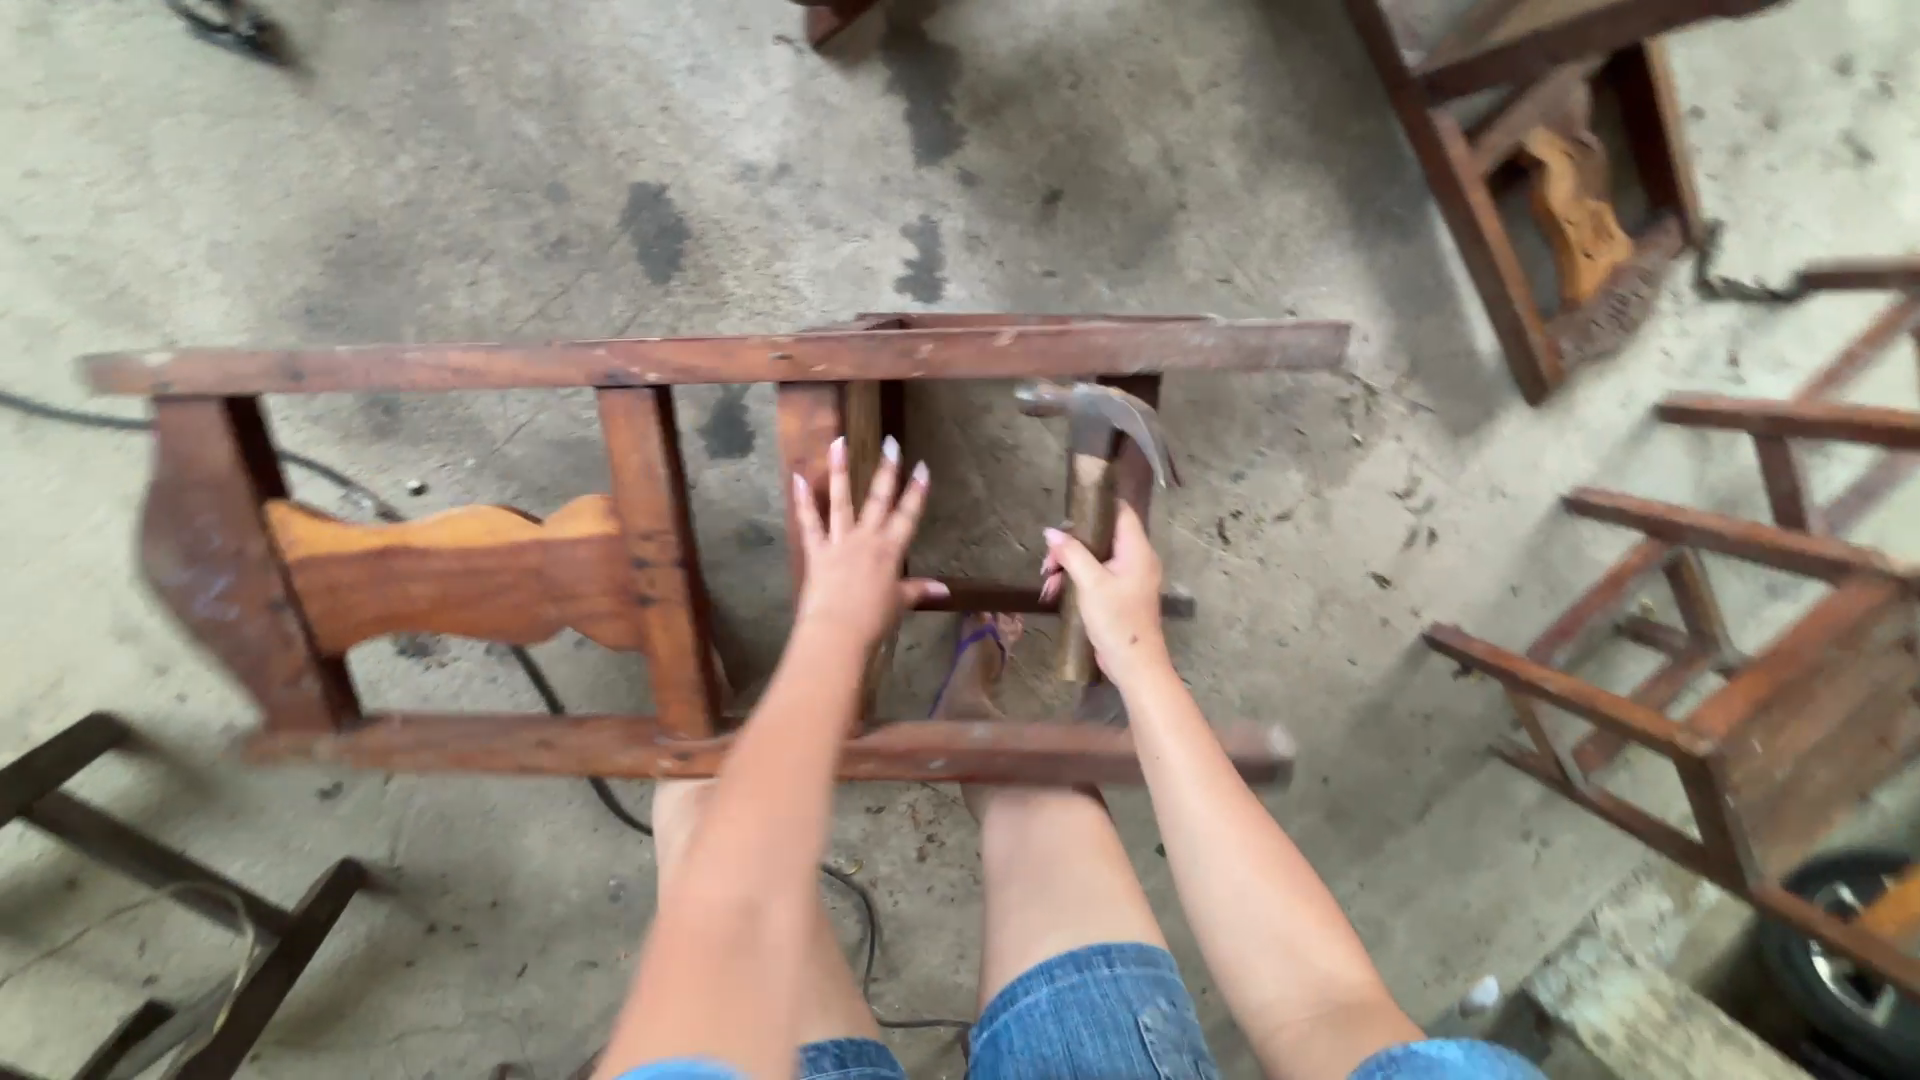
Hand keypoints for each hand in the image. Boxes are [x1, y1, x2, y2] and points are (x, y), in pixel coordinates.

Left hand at [792, 435, 946, 647]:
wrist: (838, 631)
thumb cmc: (873, 620)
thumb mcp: (900, 603)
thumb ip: (919, 590)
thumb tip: (944, 590)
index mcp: (891, 551)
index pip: (908, 515)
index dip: (917, 491)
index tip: (922, 467)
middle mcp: (867, 539)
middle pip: (879, 499)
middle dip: (887, 471)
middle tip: (891, 444)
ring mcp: (840, 542)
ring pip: (841, 501)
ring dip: (841, 470)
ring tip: (839, 442)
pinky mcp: (816, 551)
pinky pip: (808, 522)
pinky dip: (802, 501)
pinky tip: (797, 477)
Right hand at [1039, 503, 1169, 680]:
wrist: (1134, 664)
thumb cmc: (1117, 621)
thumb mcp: (1090, 584)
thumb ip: (1072, 554)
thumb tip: (1051, 532)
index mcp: (1137, 550)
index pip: (1120, 511)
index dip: (1096, 505)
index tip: (1068, 512)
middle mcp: (1137, 558)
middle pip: (1102, 535)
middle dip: (1072, 544)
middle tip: (1049, 560)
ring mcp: (1129, 577)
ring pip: (1095, 557)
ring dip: (1070, 564)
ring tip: (1049, 581)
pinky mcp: (1120, 594)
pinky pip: (1097, 575)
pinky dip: (1077, 579)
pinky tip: (1057, 592)